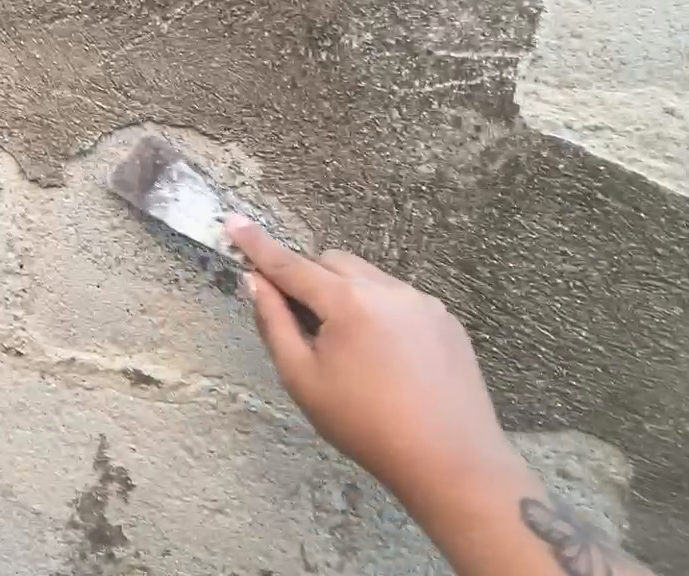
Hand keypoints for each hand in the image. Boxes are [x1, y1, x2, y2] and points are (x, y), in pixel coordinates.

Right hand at [224, 217, 527, 516]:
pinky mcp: (445, 319)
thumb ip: (273, 322)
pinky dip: (376, 309)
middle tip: (303, 320)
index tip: (233, 220)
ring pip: (364, 276)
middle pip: (329, 261)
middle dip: (308, 278)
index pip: (289, 263)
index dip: (257, 243)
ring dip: (343, 293)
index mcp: (347, 302)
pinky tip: (384, 355)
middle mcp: (386, 289)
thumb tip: (255, 280)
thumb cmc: (366, 426)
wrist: (455, 466)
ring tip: (349, 346)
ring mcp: (422, 302)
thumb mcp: (302, 378)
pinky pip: (396, 296)